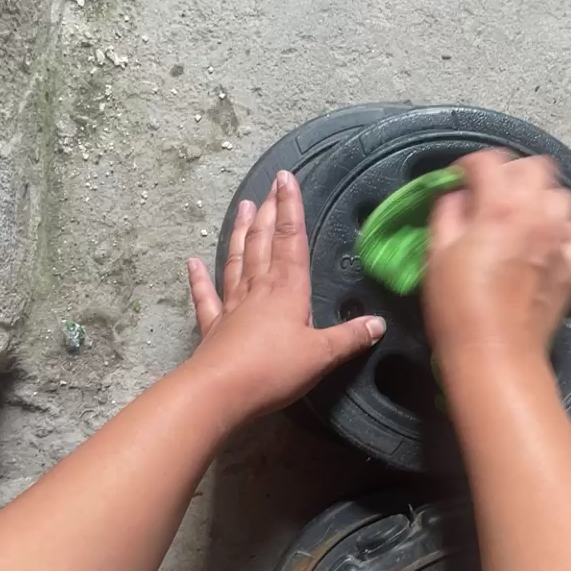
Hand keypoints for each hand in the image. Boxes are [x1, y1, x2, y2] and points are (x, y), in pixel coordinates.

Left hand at [185, 170, 386, 421]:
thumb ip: (350, 337)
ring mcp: (232, 306)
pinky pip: (206, 297)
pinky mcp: (213, 327)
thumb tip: (378, 324)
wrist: (220, 392)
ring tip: (244, 208)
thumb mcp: (322, 355)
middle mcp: (259, 289)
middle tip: (269, 186)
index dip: (291, 208)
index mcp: (287, 289)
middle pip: (264, 243)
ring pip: (238, 261)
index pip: (292, 240)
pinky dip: (199, 279)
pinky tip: (192, 263)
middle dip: (269, 213)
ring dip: (241, 234)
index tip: (286, 179)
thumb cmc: (274, 369)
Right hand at [423, 150, 570, 365]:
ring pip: (562, 196)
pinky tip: (552, 239)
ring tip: (521, 215)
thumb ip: (447, 213)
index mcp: (499, 207)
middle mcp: (537, 215)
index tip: (459, 180)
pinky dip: (570, 229)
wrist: (494, 353)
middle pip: (536, 167)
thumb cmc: (459, 308)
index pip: (490, 161)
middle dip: (511, 173)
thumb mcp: (437, 253)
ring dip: (541, 198)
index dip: (469, 165)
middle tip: (491, 193)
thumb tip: (456, 196)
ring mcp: (561, 239)